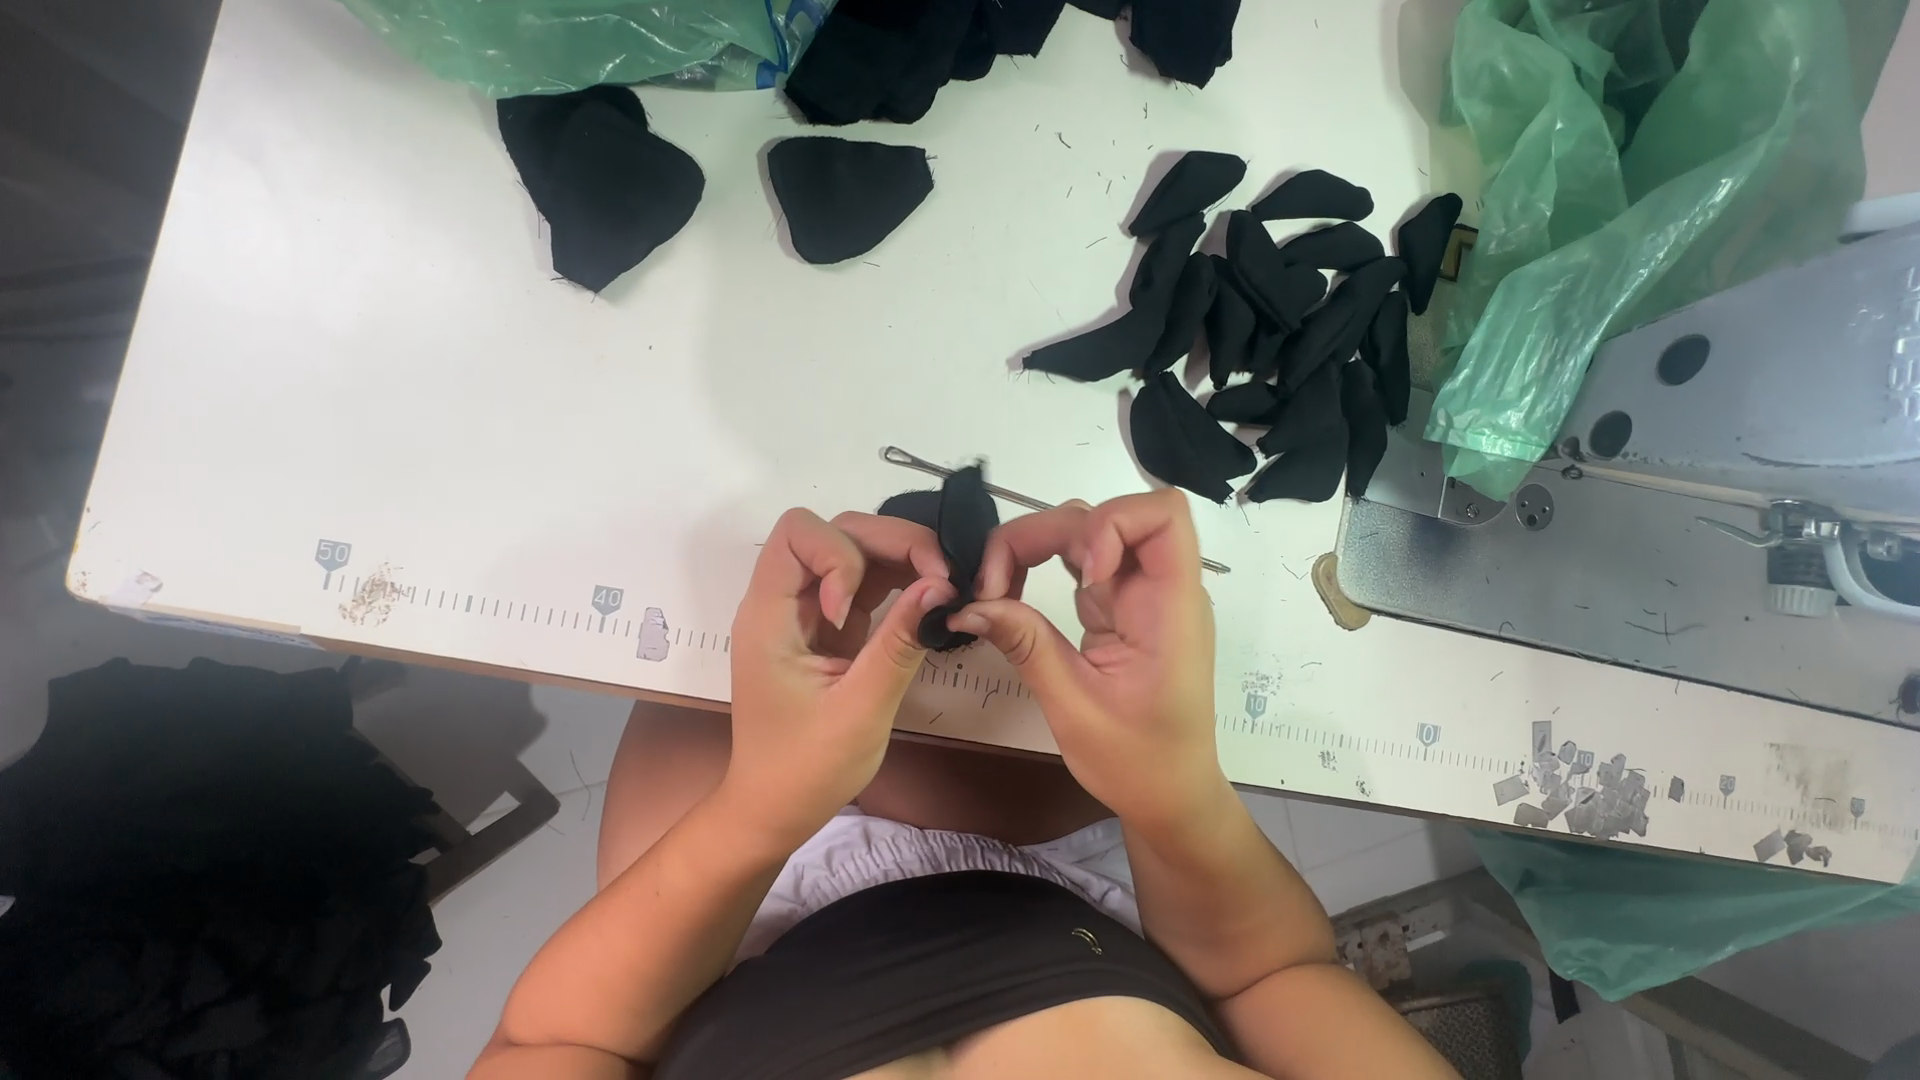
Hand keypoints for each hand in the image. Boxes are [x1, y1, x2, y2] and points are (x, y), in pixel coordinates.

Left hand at [722, 509, 953, 846]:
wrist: (777, 807)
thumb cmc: (806, 769)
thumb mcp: (860, 710)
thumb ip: (899, 644)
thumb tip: (942, 587)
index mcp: (770, 616)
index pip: (797, 533)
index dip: (838, 554)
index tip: (855, 610)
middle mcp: (786, 601)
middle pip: (836, 532)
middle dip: (889, 542)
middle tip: (939, 577)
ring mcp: (811, 611)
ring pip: (857, 551)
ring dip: (902, 557)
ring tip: (943, 584)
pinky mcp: (834, 626)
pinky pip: (868, 583)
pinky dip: (901, 581)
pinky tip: (930, 598)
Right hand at [947, 490, 1225, 827]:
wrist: (1168, 795)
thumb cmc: (1138, 762)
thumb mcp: (1074, 707)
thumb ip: (1026, 645)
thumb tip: (967, 605)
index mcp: (1170, 606)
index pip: (1162, 515)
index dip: (1112, 523)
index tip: (1077, 575)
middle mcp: (1157, 587)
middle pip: (1102, 517)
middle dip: (1040, 535)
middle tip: (990, 585)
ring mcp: (1136, 593)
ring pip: (1083, 532)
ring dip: (1032, 547)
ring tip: (991, 590)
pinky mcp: (1116, 605)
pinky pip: (1075, 561)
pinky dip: (1037, 567)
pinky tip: (1008, 595)